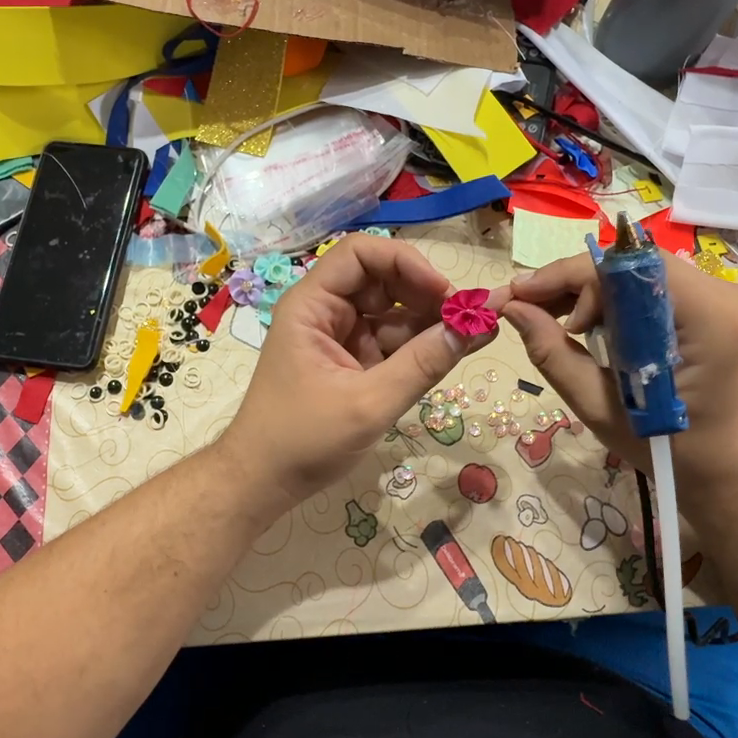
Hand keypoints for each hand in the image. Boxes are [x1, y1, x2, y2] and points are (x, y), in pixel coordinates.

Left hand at [218, 235, 501, 509]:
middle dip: (425, 295)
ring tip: (474, 335)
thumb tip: (474, 328)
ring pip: (391, 313)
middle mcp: (324, 312)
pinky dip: (419, 348)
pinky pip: (390, 343)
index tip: (444, 293)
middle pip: (381, 280)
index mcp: (311, 306)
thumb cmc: (302, 440)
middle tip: (468, 319)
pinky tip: (453, 352)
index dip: (405, 263)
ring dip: (428, 323)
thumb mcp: (368, 404)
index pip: (360, 254)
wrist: (263, 482)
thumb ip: (422, 364)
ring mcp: (338, 338)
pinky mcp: (350, 364)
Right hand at [502, 251, 737, 484]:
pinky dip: (606, 298)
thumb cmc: (666, 448)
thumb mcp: (599, 407)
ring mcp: (721, 294)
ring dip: (584, 289)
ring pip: (632, 270)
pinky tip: (578, 320)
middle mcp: (723, 294)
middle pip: (628, 264)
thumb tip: (511, 308)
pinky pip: (645, 284)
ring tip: (543, 314)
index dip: (566, 276)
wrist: (723, 465)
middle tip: (521, 305)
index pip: (625, 269)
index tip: (519, 298)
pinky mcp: (710, 302)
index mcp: (709, 320)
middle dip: (569, 282)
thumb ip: (554, 354)